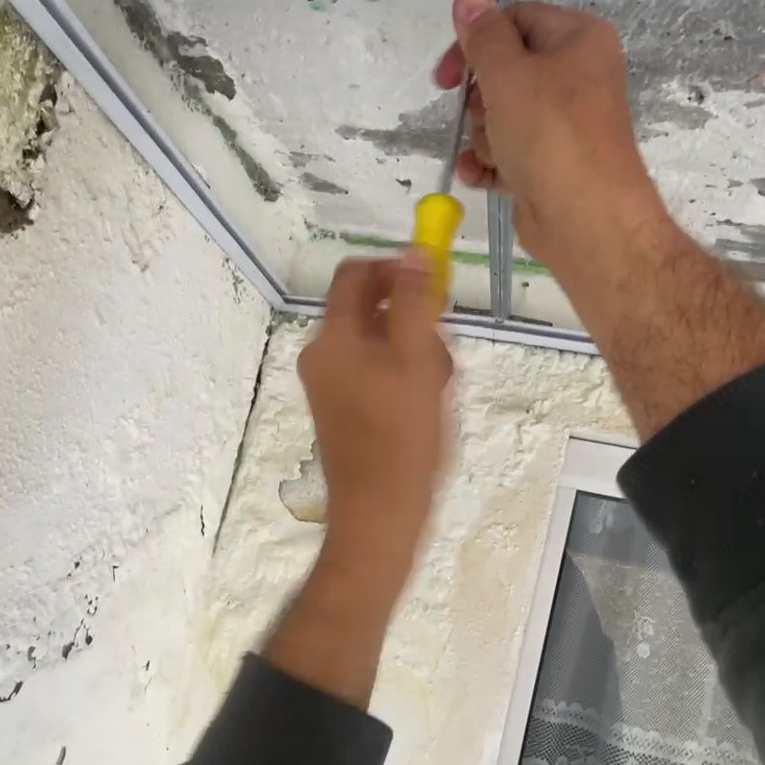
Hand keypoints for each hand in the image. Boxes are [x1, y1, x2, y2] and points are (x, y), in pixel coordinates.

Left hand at [297, 252, 452, 568]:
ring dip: (414, 350)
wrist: (378, 511)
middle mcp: (322, 355)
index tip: (433, 285)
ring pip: (378, 342)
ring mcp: (329, 383)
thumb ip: (415, 302)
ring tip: (437, 385)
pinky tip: (425, 404)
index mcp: (332, 338)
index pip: (356, 274)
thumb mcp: (416, 361)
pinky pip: (374, 372)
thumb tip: (416, 253)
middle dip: (412, 318)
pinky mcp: (342, 407)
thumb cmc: (400, 438)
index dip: (394, 268)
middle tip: (442, 348)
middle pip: (370, 309)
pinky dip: (403, 376)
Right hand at [432, 0, 764, 438]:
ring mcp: (560, 125)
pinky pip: (505, 153)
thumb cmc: (551, 138)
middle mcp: (573, 78)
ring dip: (481, 138)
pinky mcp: (546, 164)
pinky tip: (482, 177)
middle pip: (503, 73)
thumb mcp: (509, 77)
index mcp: (577, 41)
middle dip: (479, 103)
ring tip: (493, 156)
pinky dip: (489, 164)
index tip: (446, 76)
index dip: (476, 44)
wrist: (585, 219)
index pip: (516, 22)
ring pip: (499, 118)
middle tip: (481, 119)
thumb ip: (483, 38)